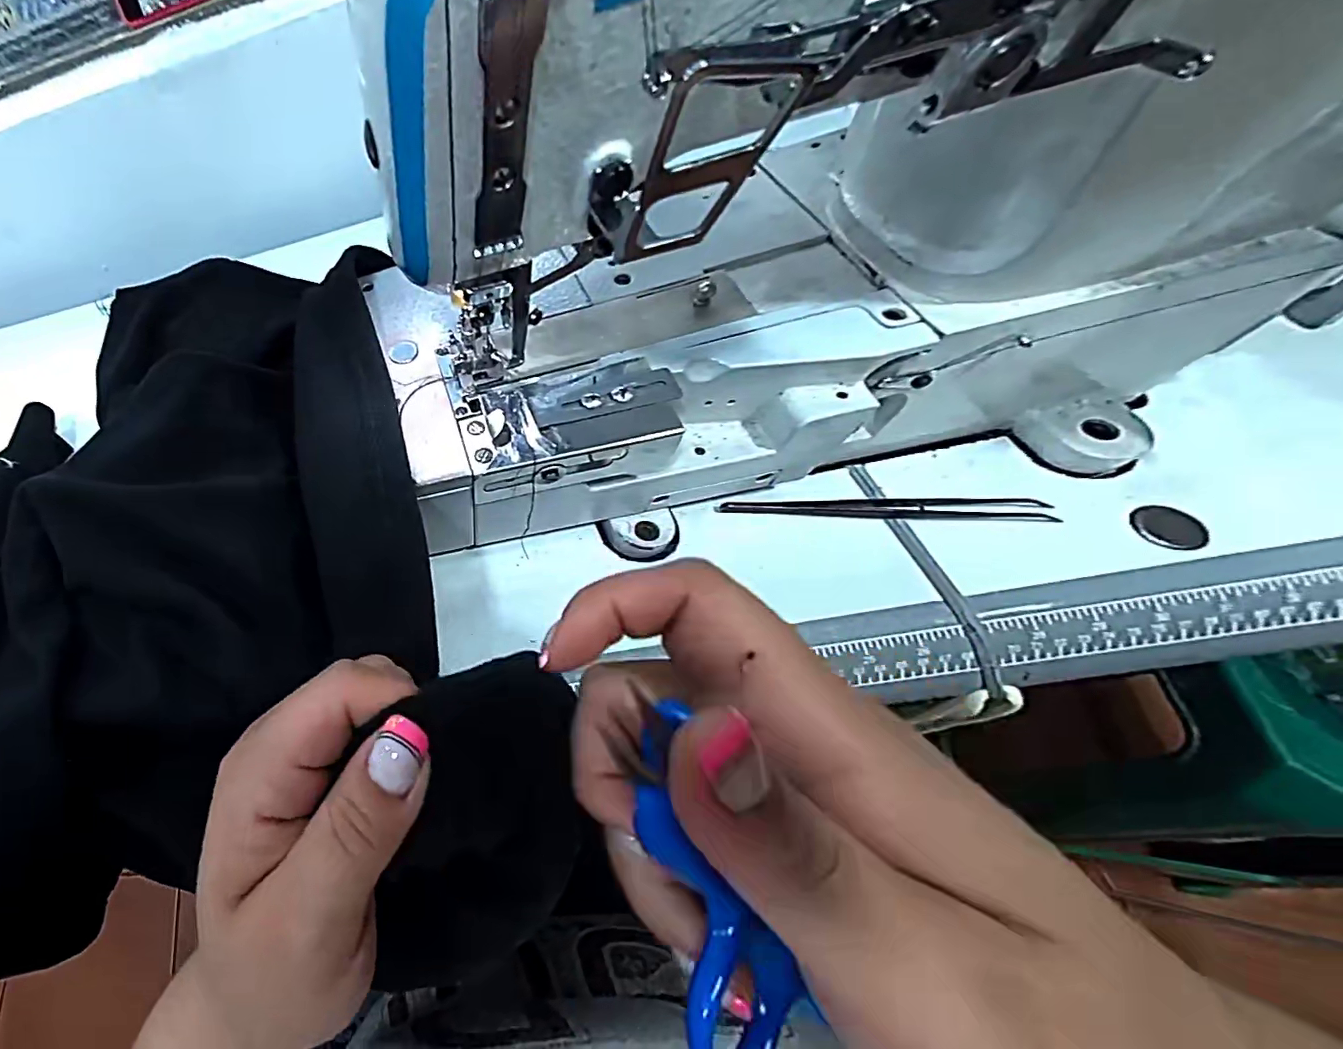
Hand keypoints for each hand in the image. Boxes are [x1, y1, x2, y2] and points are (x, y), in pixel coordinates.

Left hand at [134, 657, 430, 1048]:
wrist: (250, 1011)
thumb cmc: (272, 976)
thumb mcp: (311, 917)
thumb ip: (356, 828)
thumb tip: (409, 740)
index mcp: (258, 767)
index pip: (336, 690)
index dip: (396, 705)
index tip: (436, 762)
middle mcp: (272, 744)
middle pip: (351, 684)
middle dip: (404, 715)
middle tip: (427, 792)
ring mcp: (293, 756)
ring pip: (365, 701)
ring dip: (405, 732)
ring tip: (419, 799)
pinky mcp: (316, 772)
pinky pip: (368, 730)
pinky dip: (400, 748)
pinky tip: (406, 794)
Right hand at [547, 559, 1323, 1048]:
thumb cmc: (1057, 1032)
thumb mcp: (918, 957)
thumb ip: (789, 845)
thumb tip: (690, 732)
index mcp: (824, 728)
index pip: (700, 603)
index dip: (612, 604)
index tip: (553, 663)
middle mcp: (784, 737)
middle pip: (644, 688)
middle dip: (614, 768)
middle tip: (657, 861)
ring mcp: (773, 787)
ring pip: (647, 766)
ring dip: (642, 844)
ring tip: (706, 932)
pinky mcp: (769, 834)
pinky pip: (674, 824)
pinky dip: (668, 877)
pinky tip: (717, 939)